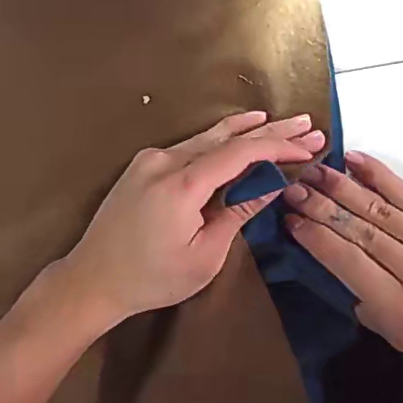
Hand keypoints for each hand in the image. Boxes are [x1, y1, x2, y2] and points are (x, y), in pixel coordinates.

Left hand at [51, 112, 325, 327]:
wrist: (93, 278)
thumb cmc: (151, 278)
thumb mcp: (205, 255)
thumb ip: (239, 213)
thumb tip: (272, 184)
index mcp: (181, 184)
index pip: (241, 153)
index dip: (278, 147)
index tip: (308, 146)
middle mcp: (163, 161)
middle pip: (225, 137)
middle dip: (270, 132)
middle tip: (306, 125)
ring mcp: (149, 160)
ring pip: (206, 138)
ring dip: (244, 132)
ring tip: (279, 123)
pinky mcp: (141, 166)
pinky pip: (188, 146)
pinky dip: (217, 142)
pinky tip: (237, 134)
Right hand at [283, 151, 402, 364]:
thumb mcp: (381, 324)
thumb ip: (353, 285)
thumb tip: (322, 239)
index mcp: (402, 308)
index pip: (349, 261)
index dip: (316, 236)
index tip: (290, 217)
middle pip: (363, 231)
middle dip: (323, 206)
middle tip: (294, 188)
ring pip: (382, 210)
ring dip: (343, 186)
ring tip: (315, 171)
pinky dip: (380, 175)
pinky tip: (354, 161)